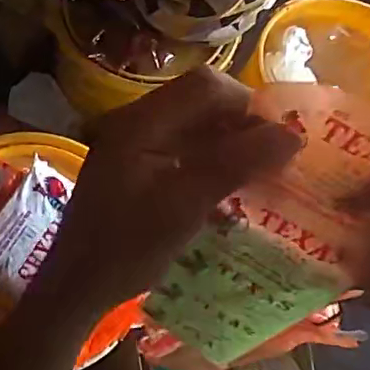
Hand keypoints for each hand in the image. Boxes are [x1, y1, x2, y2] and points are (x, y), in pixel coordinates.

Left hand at [34, 68, 300, 314]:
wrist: (77, 283)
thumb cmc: (126, 248)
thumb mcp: (185, 206)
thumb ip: (235, 165)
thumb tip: (292, 134)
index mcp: (140, 122)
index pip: (206, 86)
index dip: (249, 105)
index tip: (280, 140)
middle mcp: (135, 122)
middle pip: (201, 102)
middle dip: (242, 124)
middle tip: (275, 160)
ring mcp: (133, 144)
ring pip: (194, 126)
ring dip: (229, 144)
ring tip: (260, 176)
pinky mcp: (136, 167)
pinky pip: (182, 149)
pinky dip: (210, 161)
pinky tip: (230, 190)